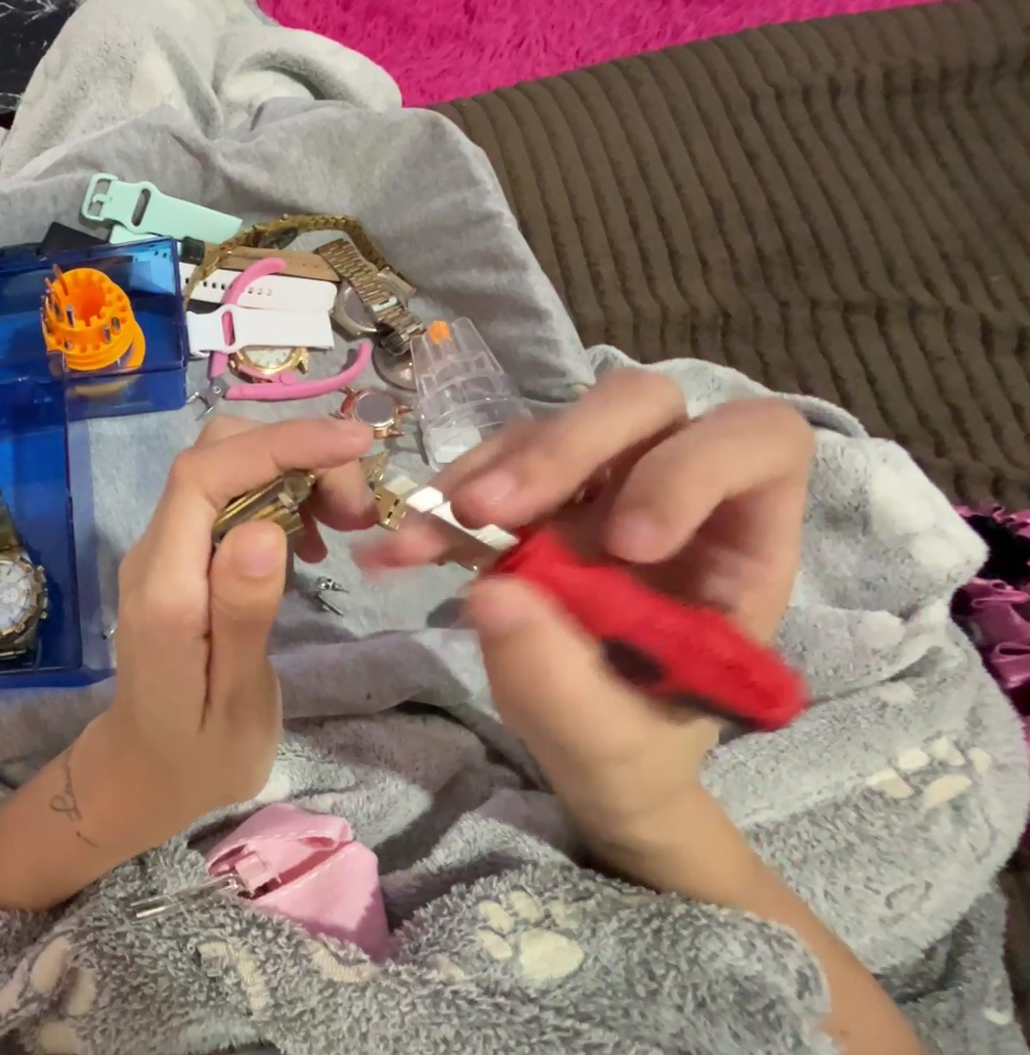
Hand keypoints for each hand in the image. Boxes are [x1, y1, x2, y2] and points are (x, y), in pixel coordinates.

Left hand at [88, 414, 375, 845]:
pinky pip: (229, 499)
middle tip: (359, 508)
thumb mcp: (235, 702)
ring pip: (224, 468)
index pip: (202, 478)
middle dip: (293, 454)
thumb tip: (265, 530)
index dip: (277, 445)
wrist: (148, 765)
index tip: (354, 445)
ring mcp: (164, 551)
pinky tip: (314, 541)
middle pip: (212, 455)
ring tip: (348, 522)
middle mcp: (154, 554)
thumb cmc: (199, 752)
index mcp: (163, 589)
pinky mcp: (182, 557)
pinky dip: (281, 496)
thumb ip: (242, 615)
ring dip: (293, 472)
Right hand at [361, 370, 815, 879]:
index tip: (620, 543)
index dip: (687, 468)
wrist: (582, 748)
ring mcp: (585, 494)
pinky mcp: (523, 507)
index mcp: (735, 543)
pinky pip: (479, 475)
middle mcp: (661, 494)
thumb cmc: (630, 746)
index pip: (753, 444)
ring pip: (541, 429)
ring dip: (475, 477)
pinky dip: (435, 507)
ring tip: (418, 540)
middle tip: (484, 511)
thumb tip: (491, 593)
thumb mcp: (607, 741)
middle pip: (635, 406)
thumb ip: (562, 682)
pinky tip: (401, 550)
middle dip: (557, 450)